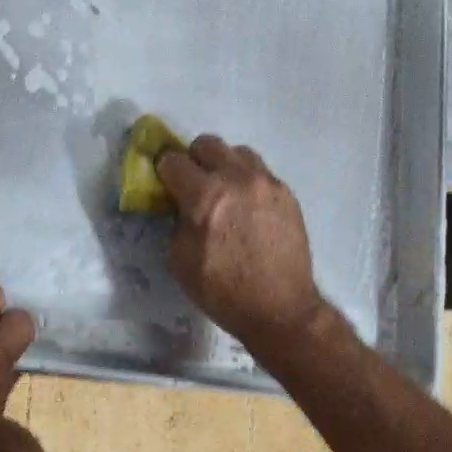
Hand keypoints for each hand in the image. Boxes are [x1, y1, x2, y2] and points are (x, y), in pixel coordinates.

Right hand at [157, 135, 327, 348]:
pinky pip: (260, 172)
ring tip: (223, 192)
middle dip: (193, 160)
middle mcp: (237, 179)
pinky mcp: (287, 194)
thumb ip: (177, 222)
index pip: (174, 161)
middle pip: (207, 144)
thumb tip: (182, 206)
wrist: (279, 308)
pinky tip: (246, 209)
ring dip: (223, 166)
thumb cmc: (221, 290)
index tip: (164, 184)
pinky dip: (246, 182)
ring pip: (238, 153)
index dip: (164, 171)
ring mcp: (267, 183)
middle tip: (192, 184)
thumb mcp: (179, 259)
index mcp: (205, 196)